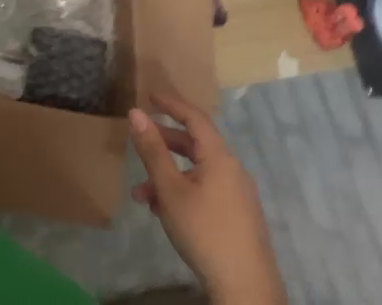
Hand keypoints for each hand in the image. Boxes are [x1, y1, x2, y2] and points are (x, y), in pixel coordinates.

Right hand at [129, 93, 287, 304]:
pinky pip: (205, 190)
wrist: (245, 287)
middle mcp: (233, 171)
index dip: (172, 104)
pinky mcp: (237, 216)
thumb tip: (136, 113)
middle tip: (139, 142)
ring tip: (141, 193)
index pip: (196, 118)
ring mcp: (238, 195)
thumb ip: (152, 150)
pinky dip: (182, 191)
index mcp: (220, 158)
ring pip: (197, 172)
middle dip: (164, 144)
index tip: (149, 96)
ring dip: (167, 175)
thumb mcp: (169, 189)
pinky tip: (162, 211)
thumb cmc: (204, 230)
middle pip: (195, 145)